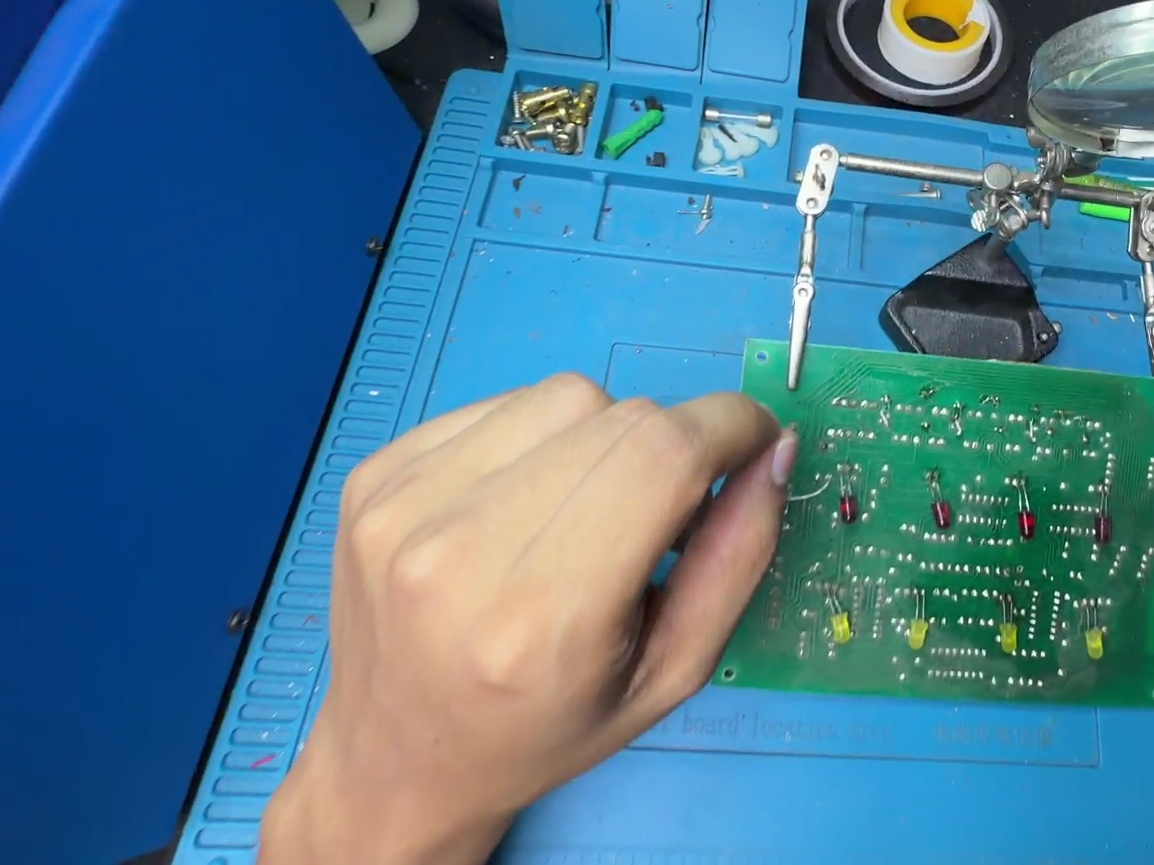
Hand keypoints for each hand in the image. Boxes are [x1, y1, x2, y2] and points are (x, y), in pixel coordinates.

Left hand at [259, 374, 795, 864]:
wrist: (395, 760)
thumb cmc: (549, 729)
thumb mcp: (674, 669)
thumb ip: (740, 555)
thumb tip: (776, 450)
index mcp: (543, 615)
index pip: (664, 455)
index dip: (732, 426)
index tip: (758, 440)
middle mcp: (459, 546)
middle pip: (623, 417)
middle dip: (678, 440)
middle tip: (673, 500)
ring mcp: (404, 500)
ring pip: (568, 394)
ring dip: (609, 434)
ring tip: (591, 504)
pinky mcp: (377, 472)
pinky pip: (507, 403)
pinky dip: (547, 433)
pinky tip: (532, 496)